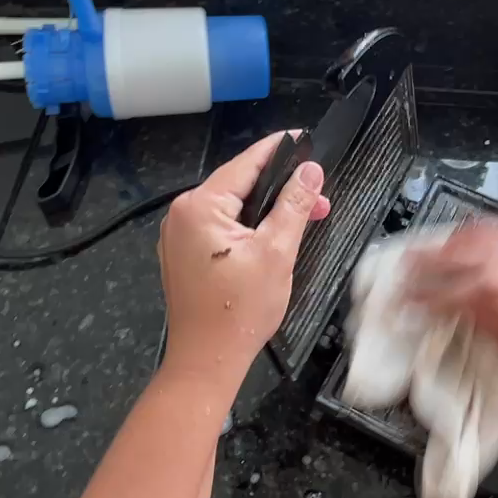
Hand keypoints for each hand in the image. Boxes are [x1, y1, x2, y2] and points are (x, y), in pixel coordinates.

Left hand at [157, 131, 330, 392]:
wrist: (207, 361)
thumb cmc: (240, 308)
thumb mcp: (277, 251)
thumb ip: (294, 205)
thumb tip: (311, 170)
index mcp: (199, 206)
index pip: (246, 164)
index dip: (279, 149)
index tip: (305, 137)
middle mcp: (182, 214)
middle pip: (239, 186)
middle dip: (281, 188)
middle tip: (319, 196)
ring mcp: (178, 236)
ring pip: (232, 208)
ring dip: (267, 210)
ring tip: (306, 216)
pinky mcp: (183, 255)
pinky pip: (220, 227)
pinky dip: (248, 226)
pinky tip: (276, 234)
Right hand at [404, 215, 497, 379]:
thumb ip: (472, 319)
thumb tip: (452, 310)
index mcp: (483, 290)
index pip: (432, 291)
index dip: (411, 297)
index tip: (401, 300)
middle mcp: (494, 258)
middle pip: (440, 253)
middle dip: (417, 262)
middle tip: (406, 267)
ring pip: (465, 231)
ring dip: (446, 242)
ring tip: (437, 250)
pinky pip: (495, 224)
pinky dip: (480, 232)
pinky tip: (477, 240)